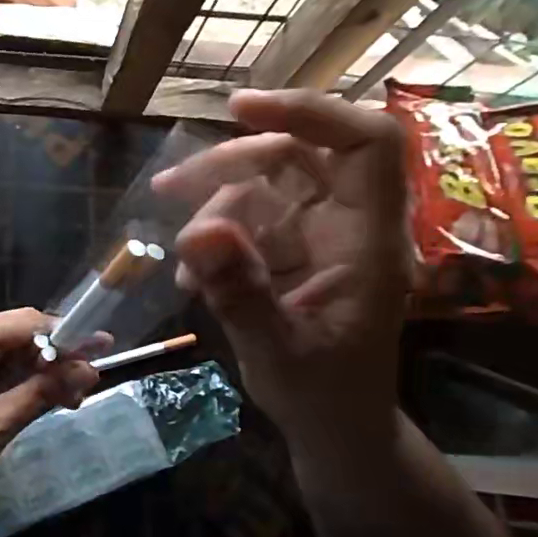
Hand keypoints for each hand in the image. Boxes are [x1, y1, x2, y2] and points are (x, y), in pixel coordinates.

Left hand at [0, 307, 96, 512]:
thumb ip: (44, 392)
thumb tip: (89, 370)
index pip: (27, 322)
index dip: (65, 334)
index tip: (100, 352)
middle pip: (22, 333)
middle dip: (58, 354)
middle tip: (91, 380)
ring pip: (16, 352)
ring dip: (46, 370)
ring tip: (76, 397)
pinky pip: (2, 369)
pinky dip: (27, 381)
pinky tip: (51, 399)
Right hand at [150, 89, 409, 443]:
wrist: (334, 426)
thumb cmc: (323, 395)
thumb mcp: (277, 351)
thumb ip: (240, 294)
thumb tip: (196, 231)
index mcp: (369, 240)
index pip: (364, 145)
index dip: (310, 112)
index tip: (239, 109)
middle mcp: (345, 225)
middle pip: (295, 156)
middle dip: (228, 165)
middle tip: (168, 188)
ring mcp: (315, 236)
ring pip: (260, 186)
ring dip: (209, 208)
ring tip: (182, 262)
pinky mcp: (287, 251)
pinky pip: (243, 221)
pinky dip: (210, 241)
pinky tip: (190, 279)